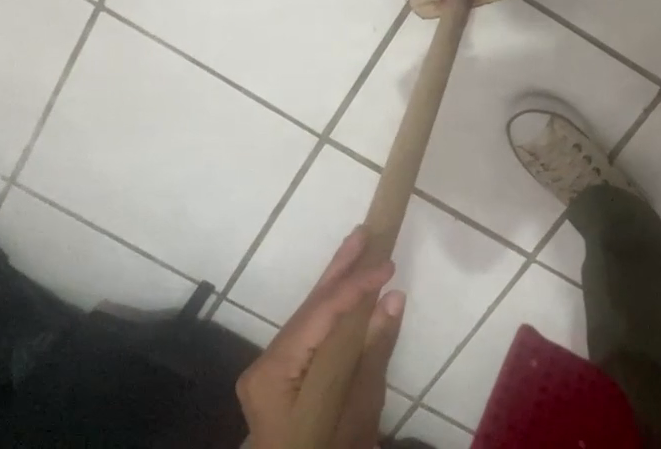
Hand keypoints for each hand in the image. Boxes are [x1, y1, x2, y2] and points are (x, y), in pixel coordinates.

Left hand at [237, 227, 405, 448]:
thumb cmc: (330, 448)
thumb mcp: (356, 406)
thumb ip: (372, 350)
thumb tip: (393, 299)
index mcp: (275, 371)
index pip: (320, 315)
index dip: (355, 286)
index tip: (388, 265)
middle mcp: (268, 364)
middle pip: (310, 307)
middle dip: (341, 270)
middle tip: (366, 232)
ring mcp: (275, 371)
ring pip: (310, 316)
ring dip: (339, 283)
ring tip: (360, 246)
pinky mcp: (286, 377)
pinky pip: (312, 333)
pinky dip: (335, 309)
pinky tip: (352, 292)